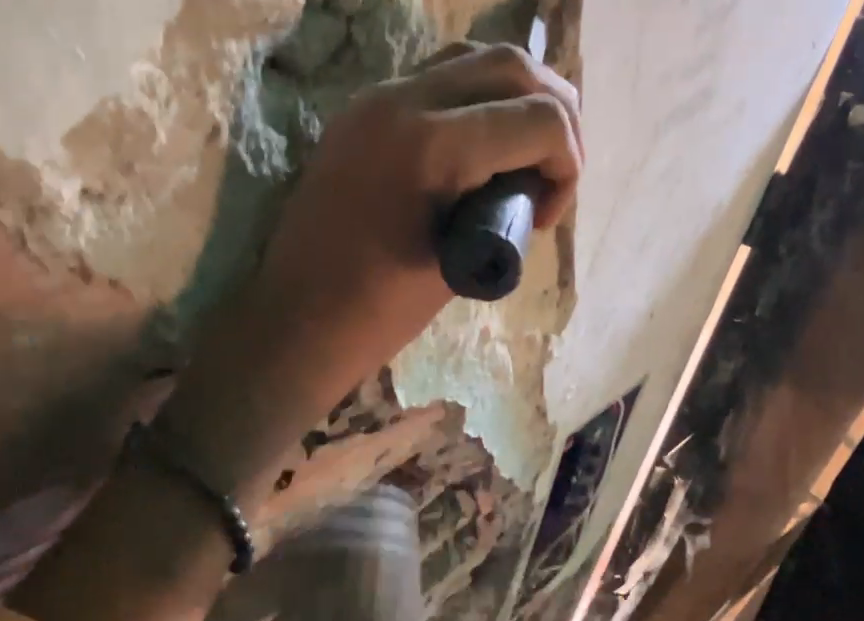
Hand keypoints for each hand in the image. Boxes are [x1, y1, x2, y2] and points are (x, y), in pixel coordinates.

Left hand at [157, 42, 582, 495]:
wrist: (295, 320)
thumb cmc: (376, 314)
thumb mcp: (458, 264)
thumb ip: (503, 208)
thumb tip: (533, 183)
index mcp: (432, 146)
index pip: (539, 117)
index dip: (568, 163)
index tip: (545, 216)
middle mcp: (403, 100)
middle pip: (513, 66)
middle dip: (553, 116)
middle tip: (552, 176)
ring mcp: (375, 98)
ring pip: (474, 57)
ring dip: (514, 96)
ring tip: (521, 156)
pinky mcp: (361, 111)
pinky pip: (435, 77)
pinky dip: (473, 98)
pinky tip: (479, 145)